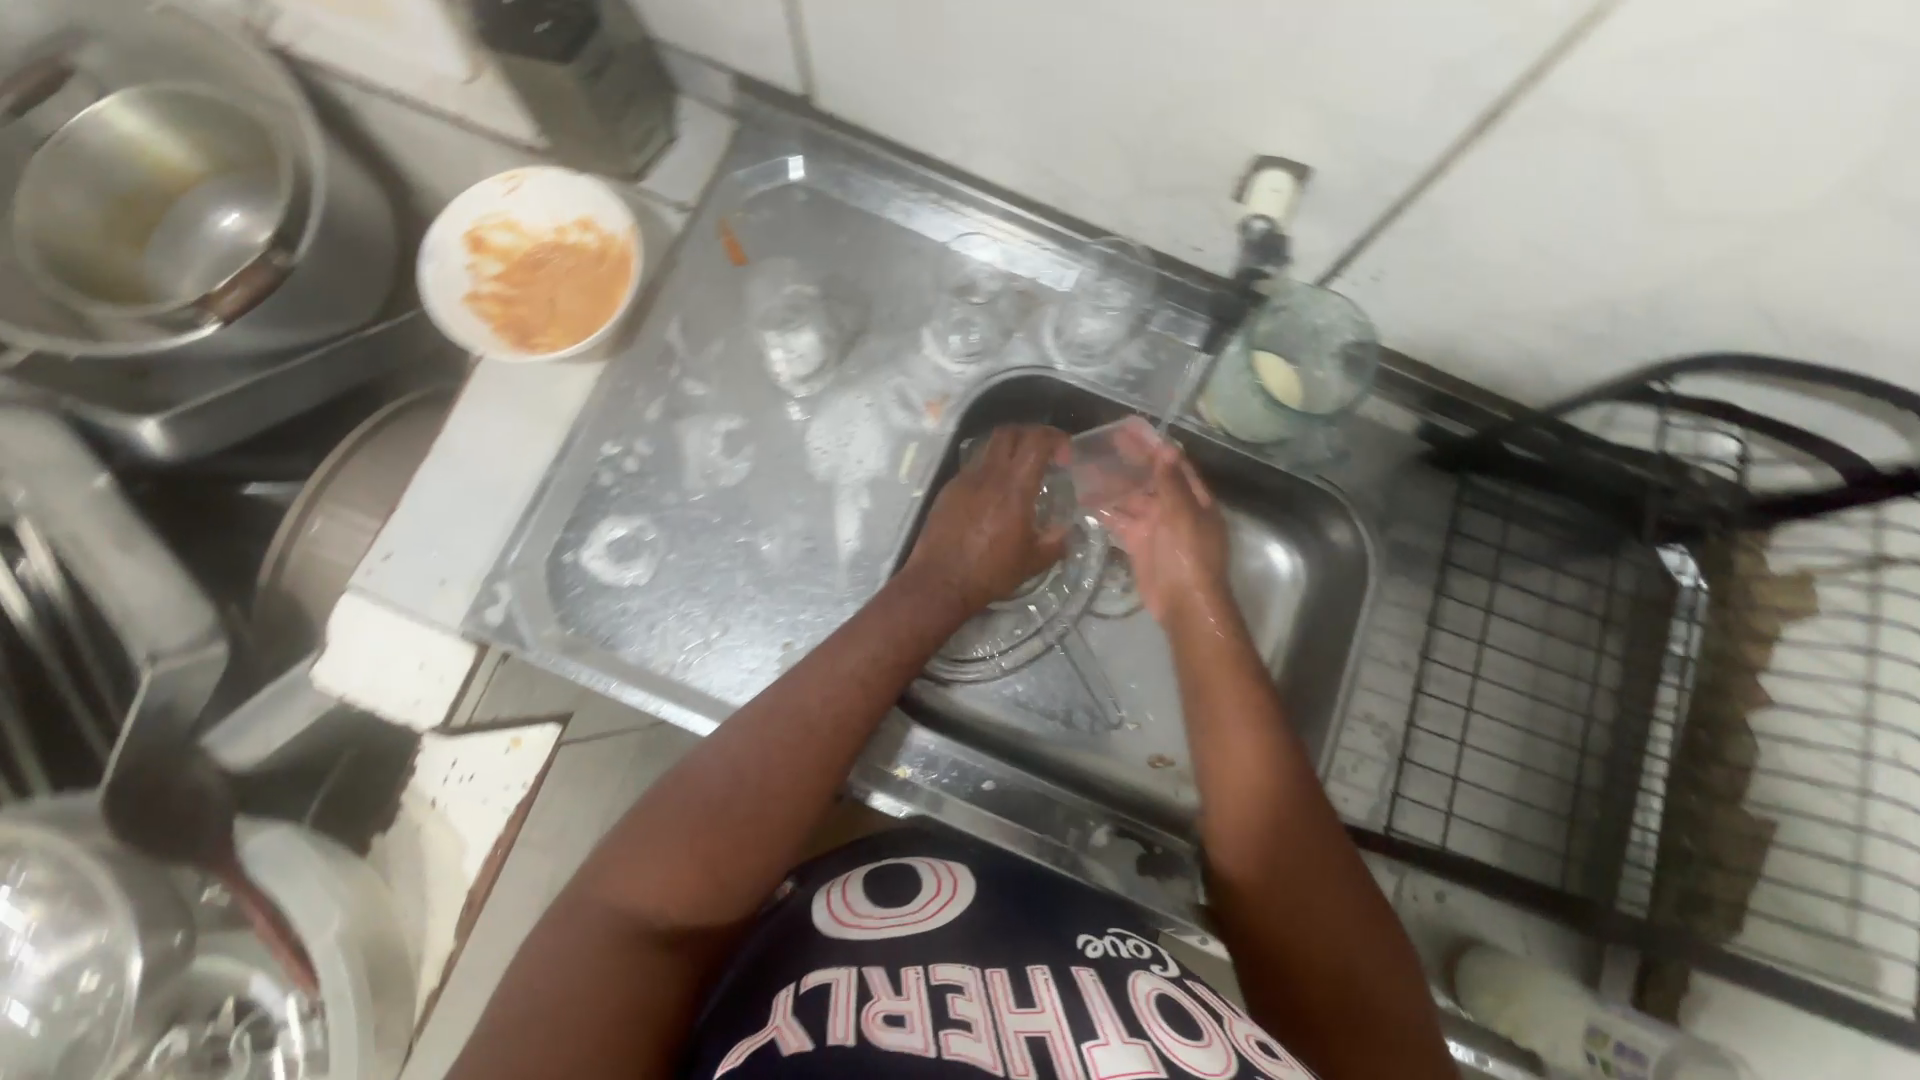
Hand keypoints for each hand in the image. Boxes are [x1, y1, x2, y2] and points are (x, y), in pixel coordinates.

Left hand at [903, 425, 1069, 614]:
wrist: (939, 583)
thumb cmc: (989, 574)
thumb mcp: (1033, 562)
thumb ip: (1056, 541)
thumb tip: (1066, 530)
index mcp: (1013, 489)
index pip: (1036, 441)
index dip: (1055, 438)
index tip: (1065, 456)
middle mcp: (988, 476)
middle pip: (1009, 432)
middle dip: (1031, 435)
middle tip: (1043, 455)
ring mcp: (964, 480)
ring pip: (988, 447)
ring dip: (1009, 451)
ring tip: (1019, 474)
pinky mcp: (948, 491)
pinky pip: (973, 468)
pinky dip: (989, 470)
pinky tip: (993, 495)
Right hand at [1095, 429, 1232, 628]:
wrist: (1184, 604)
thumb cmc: (1190, 556)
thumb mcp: (1183, 515)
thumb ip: (1171, 483)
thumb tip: (1165, 449)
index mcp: (1194, 499)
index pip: (1173, 465)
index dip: (1154, 447)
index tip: (1131, 430)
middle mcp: (1175, 509)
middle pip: (1150, 480)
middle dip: (1128, 464)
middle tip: (1101, 444)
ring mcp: (1156, 527)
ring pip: (1131, 500)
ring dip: (1112, 487)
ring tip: (1087, 469)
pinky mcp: (1139, 544)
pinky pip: (1121, 522)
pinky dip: (1106, 512)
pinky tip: (1085, 499)